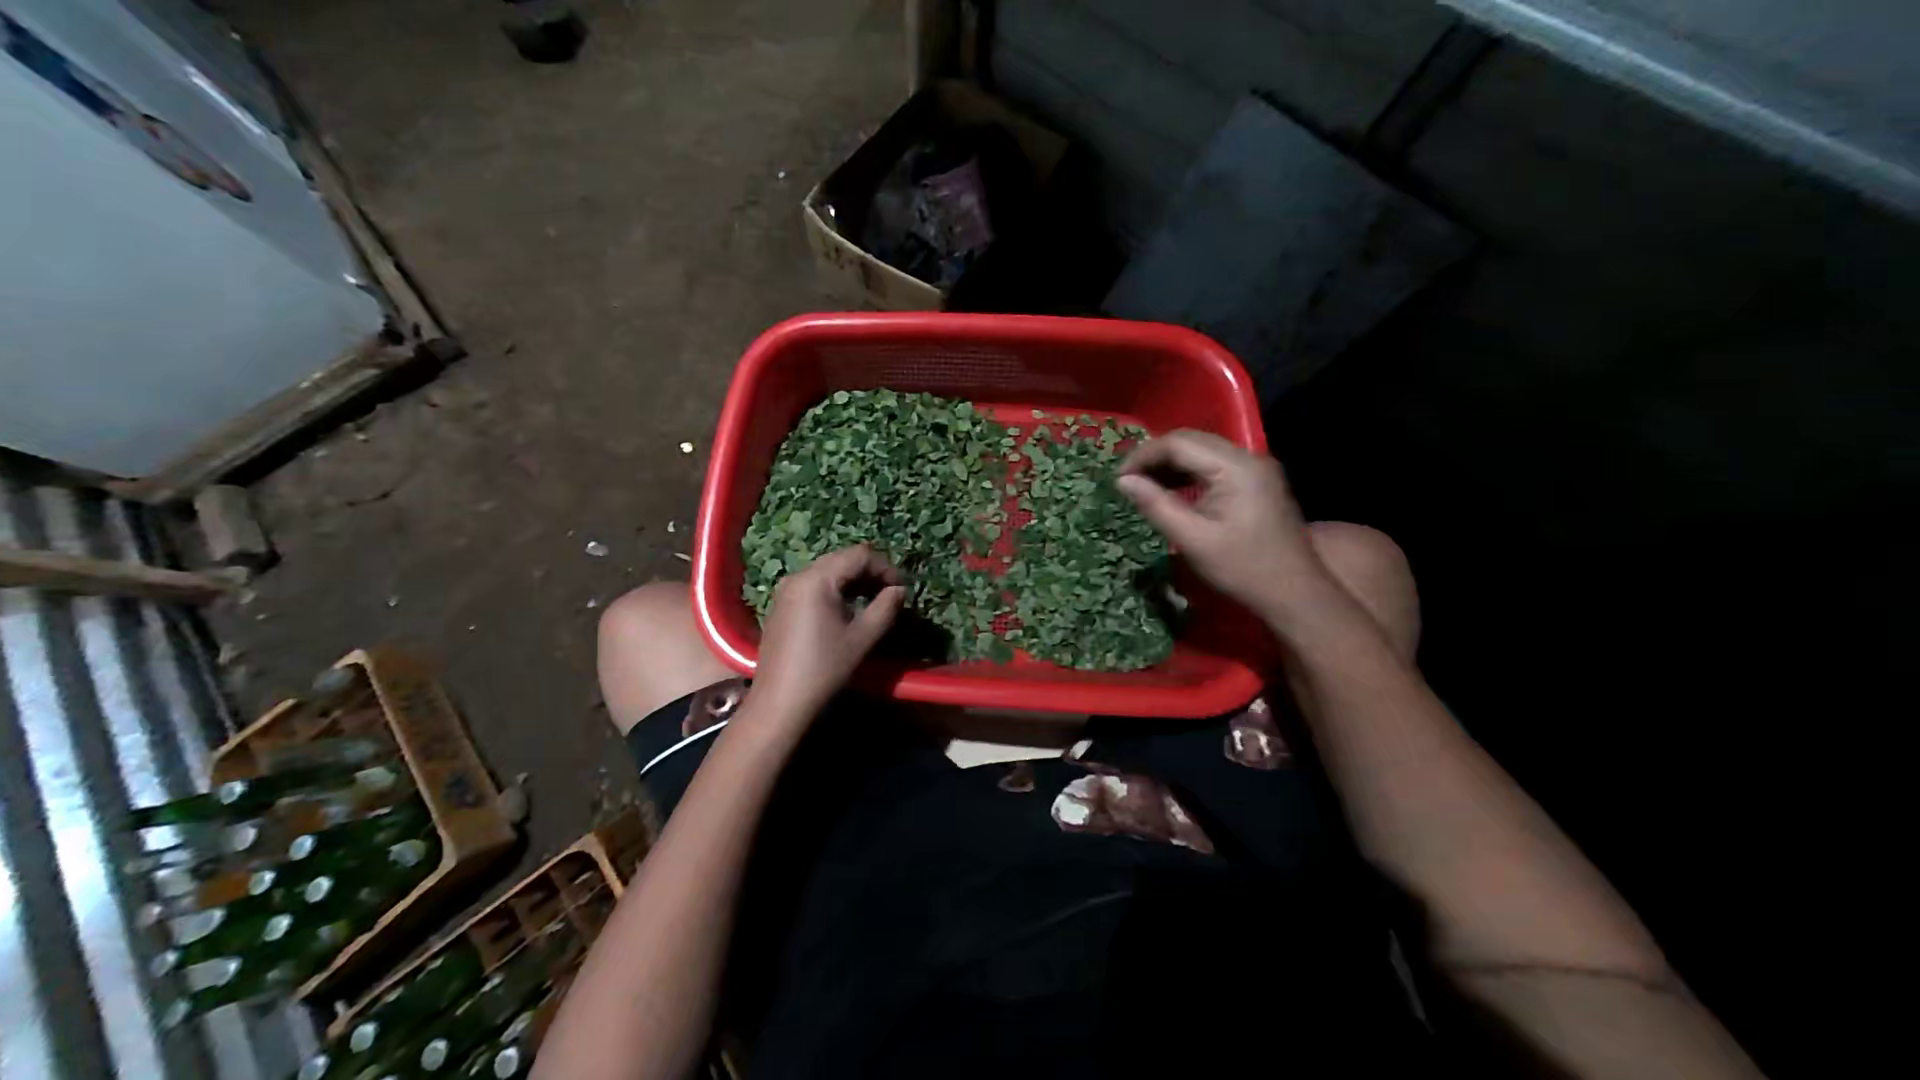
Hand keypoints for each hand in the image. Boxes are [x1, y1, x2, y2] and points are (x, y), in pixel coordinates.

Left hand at [752, 545, 906, 720]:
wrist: (779, 701)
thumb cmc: (824, 668)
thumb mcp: (862, 638)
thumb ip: (885, 607)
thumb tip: (899, 590)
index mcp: (817, 579)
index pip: (859, 555)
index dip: (885, 567)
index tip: (901, 589)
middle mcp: (798, 576)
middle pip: (841, 559)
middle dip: (869, 571)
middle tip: (891, 593)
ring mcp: (786, 590)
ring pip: (827, 571)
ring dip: (853, 580)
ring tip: (873, 601)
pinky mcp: (781, 605)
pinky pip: (813, 585)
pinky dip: (835, 589)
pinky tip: (847, 610)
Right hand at [1116, 430, 1331, 625]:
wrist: (1293, 591)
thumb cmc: (1241, 568)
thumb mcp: (1192, 539)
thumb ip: (1156, 505)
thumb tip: (1122, 481)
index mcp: (1234, 467)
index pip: (1178, 443)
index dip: (1143, 456)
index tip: (1119, 480)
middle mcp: (1248, 457)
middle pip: (1190, 440)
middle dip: (1154, 456)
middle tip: (1127, 481)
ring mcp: (1255, 467)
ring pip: (1201, 450)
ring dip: (1170, 464)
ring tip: (1144, 487)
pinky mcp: (1256, 480)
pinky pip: (1214, 464)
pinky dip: (1188, 473)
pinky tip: (1171, 491)